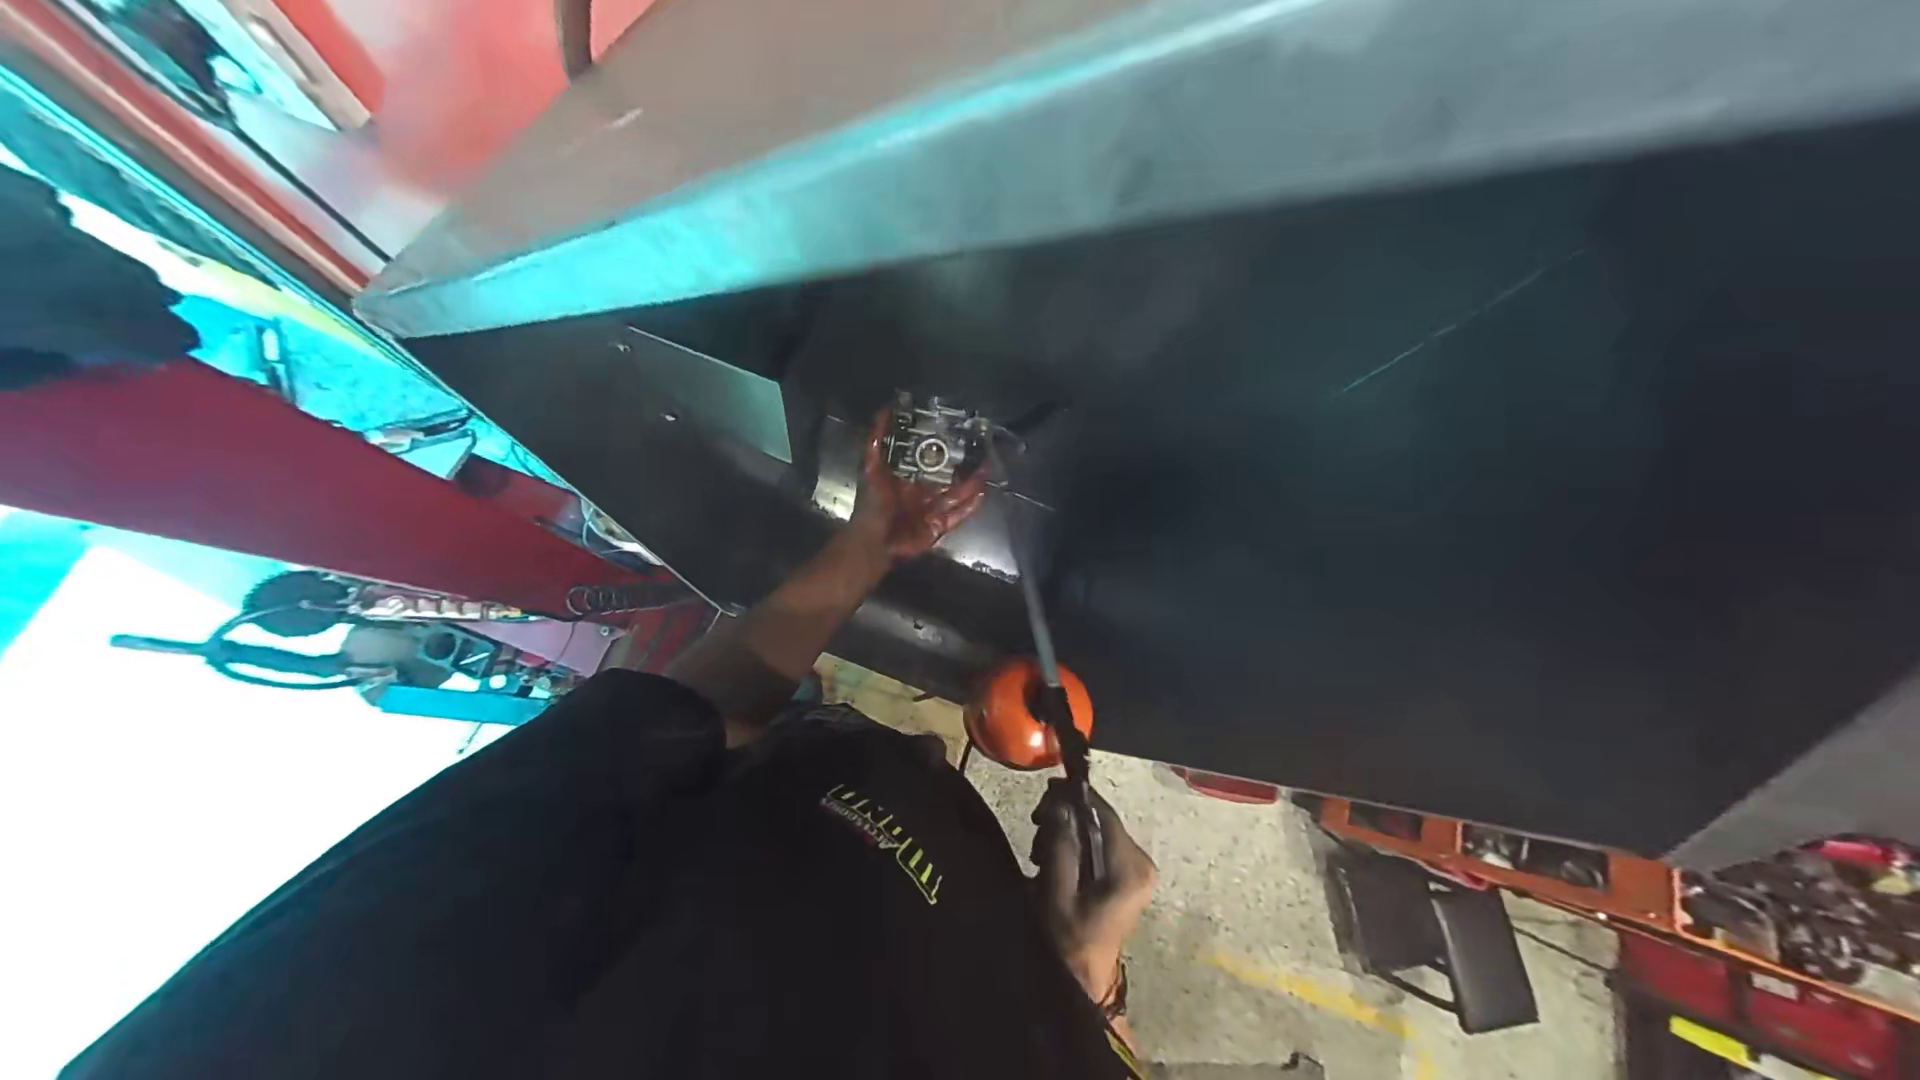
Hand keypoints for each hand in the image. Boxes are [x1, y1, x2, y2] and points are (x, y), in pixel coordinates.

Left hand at [846, 407, 987, 560]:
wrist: (875, 543)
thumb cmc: (873, 505)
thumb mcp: (872, 469)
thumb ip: (877, 443)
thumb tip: (883, 411)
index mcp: (906, 480)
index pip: (927, 461)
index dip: (941, 450)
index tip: (957, 434)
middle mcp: (921, 494)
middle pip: (947, 478)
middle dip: (963, 468)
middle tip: (981, 452)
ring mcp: (931, 511)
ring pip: (956, 495)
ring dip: (971, 484)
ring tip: (987, 469)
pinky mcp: (939, 527)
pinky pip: (958, 515)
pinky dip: (970, 506)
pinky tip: (982, 494)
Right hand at [1030, 779, 1157, 1004]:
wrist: (1083, 976)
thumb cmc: (1069, 938)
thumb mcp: (1058, 891)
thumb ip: (1061, 844)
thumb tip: (1061, 805)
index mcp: (1130, 868)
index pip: (1103, 813)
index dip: (1074, 796)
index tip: (1047, 791)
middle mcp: (1142, 862)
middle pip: (1100, 818)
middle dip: (1066, 815)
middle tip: (1037, 825)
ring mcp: (1138, 867)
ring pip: (1098, 827)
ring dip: (1067, 829)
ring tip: (1042, 848)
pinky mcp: (1129, 872)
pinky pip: (1100, 840)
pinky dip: (1077, 840)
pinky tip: (1056, 855)